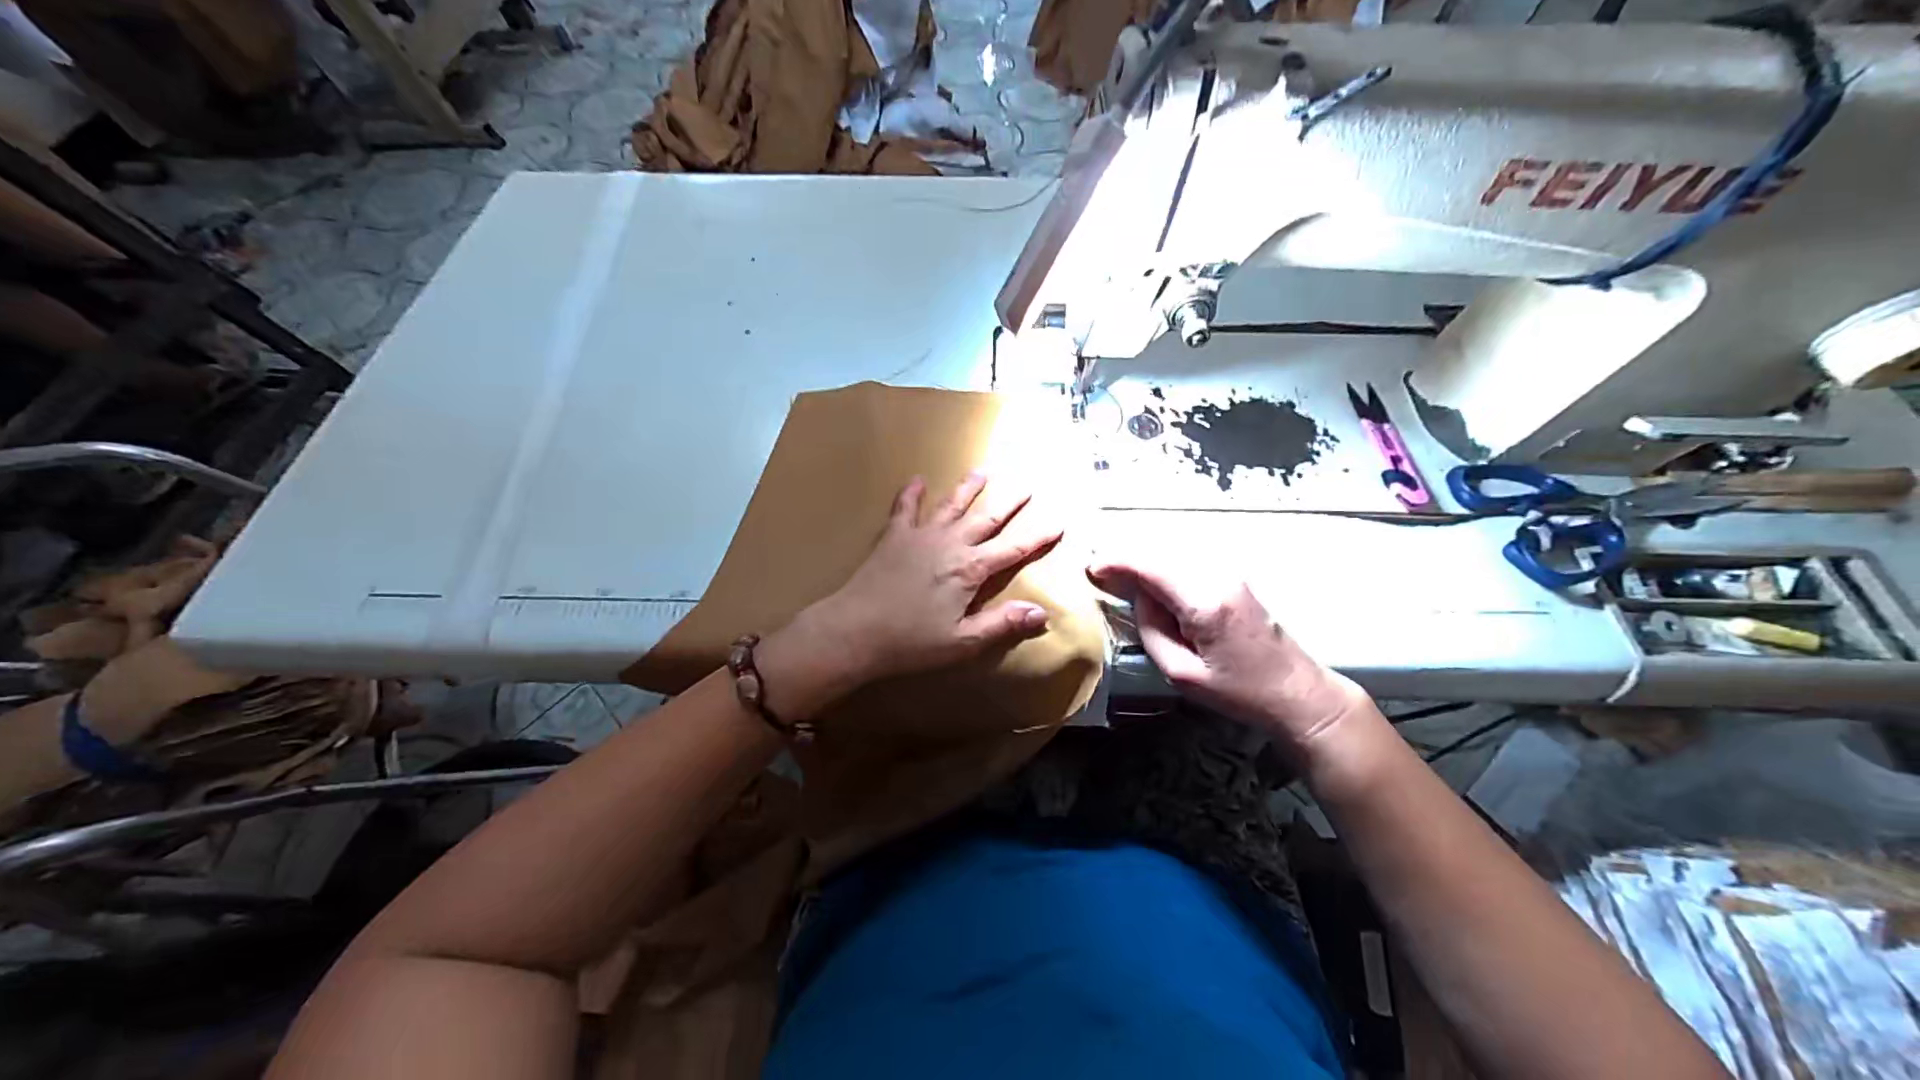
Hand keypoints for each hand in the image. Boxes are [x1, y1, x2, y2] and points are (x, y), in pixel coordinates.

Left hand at [760, 473, 1061, 712]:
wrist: (855, 630)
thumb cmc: (912, 642)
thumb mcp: (963, 641)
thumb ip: (1001, 624)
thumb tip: (1042, 612)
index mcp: (971, 570)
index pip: (1013, 550)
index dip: (1038, 538)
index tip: (1058, 523)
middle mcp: (951, 544)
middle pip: (987, 519)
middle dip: (1010, 503)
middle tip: (1026, 486)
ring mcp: (921, 536)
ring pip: (952, 505)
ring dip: (969, 488)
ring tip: (983, 471)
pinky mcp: (893, 536)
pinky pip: (905, 508)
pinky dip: (911, 493)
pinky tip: (918, 480)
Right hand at [1087, 560, 1373, 759]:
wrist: (1297, 692)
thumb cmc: (1241, 692)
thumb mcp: (1183, 675)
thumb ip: (1152, 632)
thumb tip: (1141, 599)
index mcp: (1204, 602)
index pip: (1151, 566)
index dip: (1117, 562)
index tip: (1092, 568)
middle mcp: (1219, 577)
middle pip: (1161, 552)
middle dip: (1128, 559)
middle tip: (1101, 572)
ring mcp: (1231, 574)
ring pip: (1174, 553)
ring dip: (1147, 562)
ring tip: (1122, 578)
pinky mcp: (1235, 579)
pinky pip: (1189, 562)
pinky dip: (1165, 566)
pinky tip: (1153, 584)